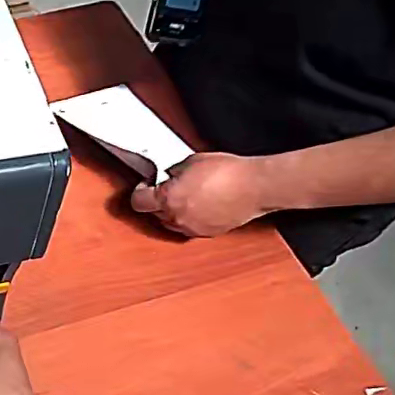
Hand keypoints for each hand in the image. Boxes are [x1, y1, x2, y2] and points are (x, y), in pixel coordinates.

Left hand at [129, 152, 270, 236]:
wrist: (256, 187)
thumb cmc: (229, 172)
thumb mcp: (192, 161)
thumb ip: (173, 171)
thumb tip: (167, 175)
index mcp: (168, 199)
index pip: (139, 202)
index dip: (140, 191)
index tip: (146, 185)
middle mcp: (176, 218)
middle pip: (153, 214)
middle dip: (157, 201)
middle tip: (168, 188)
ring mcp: (190, 229)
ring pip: (170, 223)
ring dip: (171, 212)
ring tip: (186, 197)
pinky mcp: (205, 234)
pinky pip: (188, 228)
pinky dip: (188, 219)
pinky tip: (200, 206)